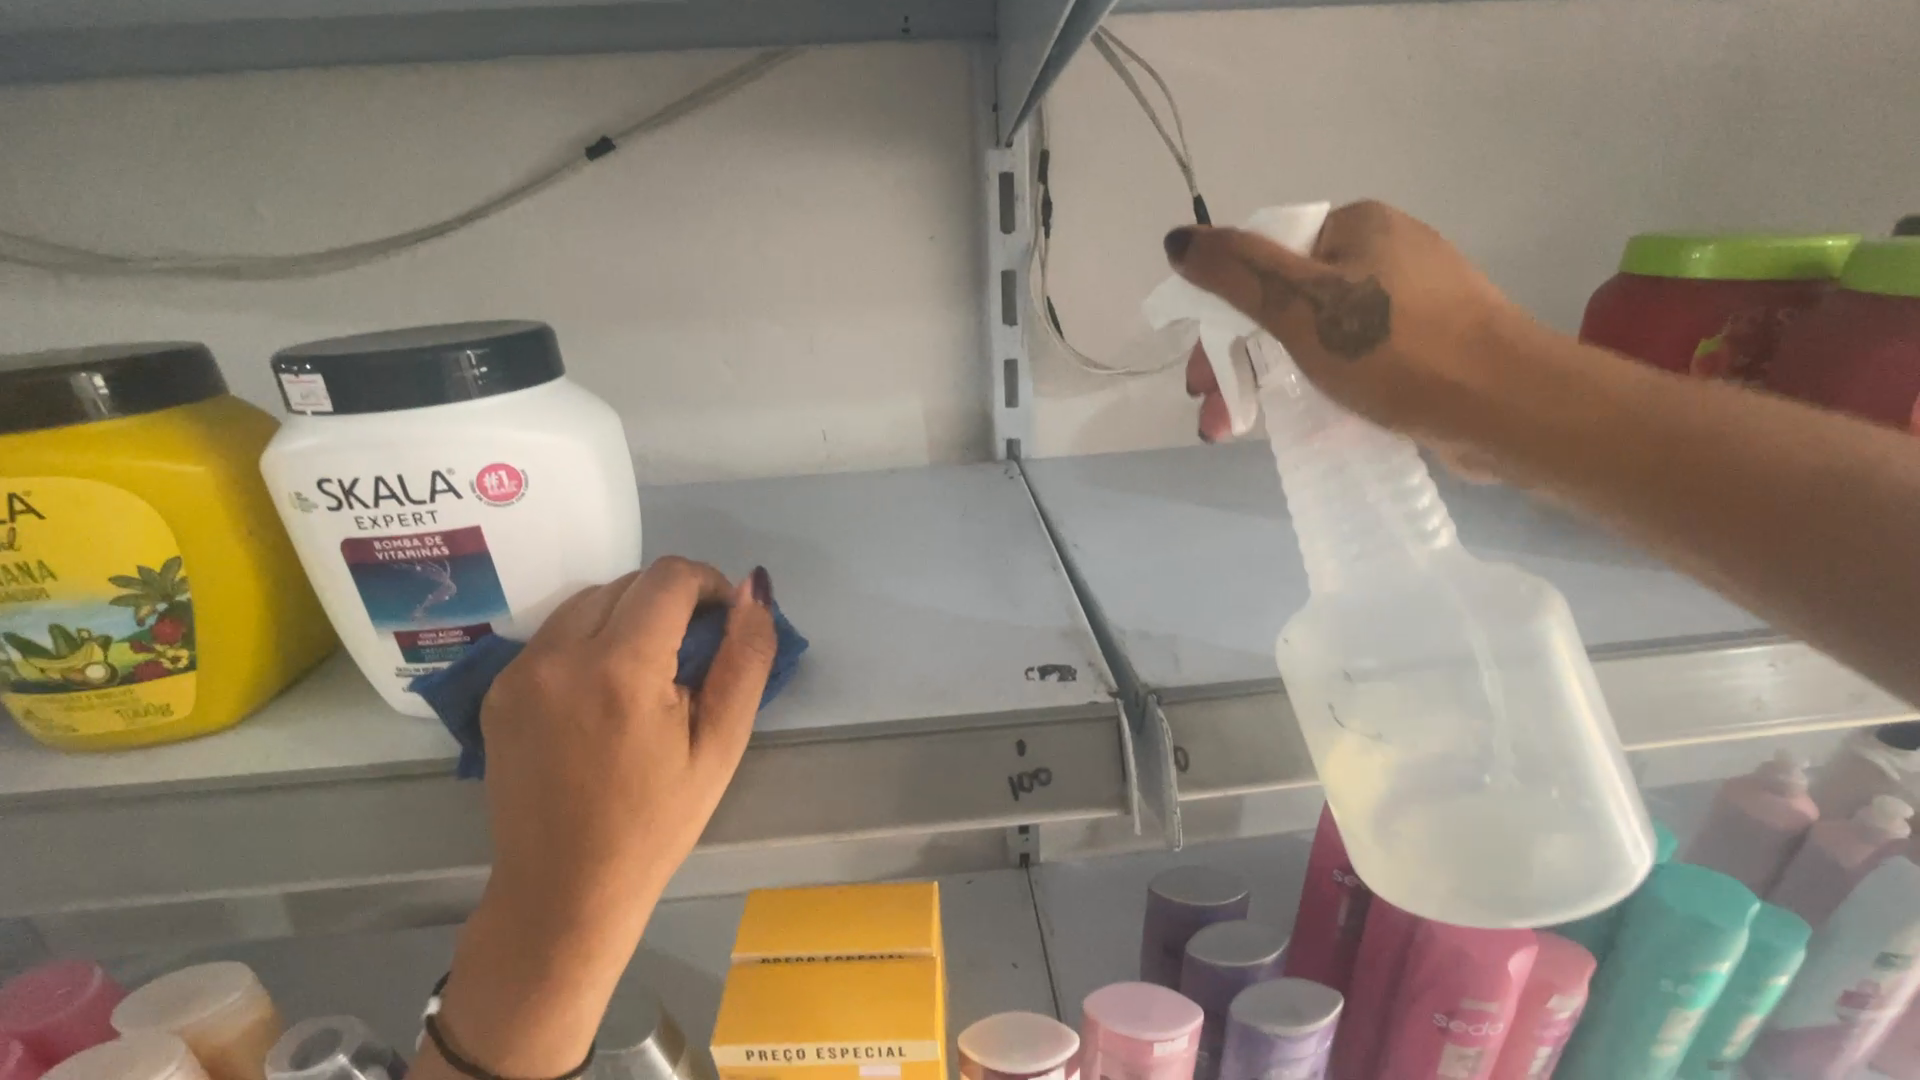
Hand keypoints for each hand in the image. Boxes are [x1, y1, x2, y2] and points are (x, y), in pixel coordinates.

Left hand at [426, 559, 775, 1079]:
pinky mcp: (499, 689)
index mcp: (620, 668)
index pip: (670, 577)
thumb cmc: (657, 823)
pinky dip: (592, 638)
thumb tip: (752, 589)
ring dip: (630, 615)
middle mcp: (560, 654)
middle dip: (673, 601)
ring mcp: (521, 671)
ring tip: (650, 670)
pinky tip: (606, 689)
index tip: (724, 624)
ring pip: (590, 600)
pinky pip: (557, 633)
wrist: (563, 891)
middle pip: (630, 582)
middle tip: (694, 655)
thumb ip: (745, 657)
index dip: (710, 586)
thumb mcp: (722, 743)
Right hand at [1170, 200, 1536, 458]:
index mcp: (1355, 227)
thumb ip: (1236, 272)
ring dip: (1267, 379)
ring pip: (1312, 334)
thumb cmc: (1397, 350)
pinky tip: (1299, 418)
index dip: (1219, 318)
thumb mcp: (1301, 308)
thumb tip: (1177, 239)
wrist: (1507, 406)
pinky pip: (1348, 356)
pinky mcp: (1425, 342)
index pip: (1262, 260)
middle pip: (1283, 302)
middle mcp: (1382, 252)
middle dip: (1237, 360)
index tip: (1201, 375)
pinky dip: (1313, 384)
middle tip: (1215, 411)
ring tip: (1238, 430)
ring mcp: (1407, 299)